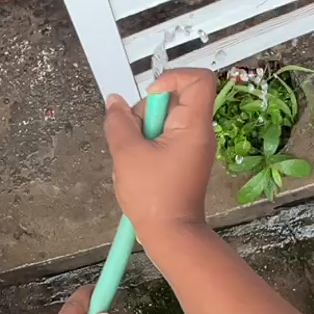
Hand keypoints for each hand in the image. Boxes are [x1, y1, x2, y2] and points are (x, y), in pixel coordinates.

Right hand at [104, 68, 216, 238]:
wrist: (171, 235)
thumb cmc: (154, 198)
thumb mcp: (126, 154)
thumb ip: (118, 122)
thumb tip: (115, 103)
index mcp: (194, 126)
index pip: (199, 79)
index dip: (172, 77)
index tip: (150, 100)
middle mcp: (198, 132)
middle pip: (173, 98)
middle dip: (146, 113)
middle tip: (136, 138)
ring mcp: (192, 147)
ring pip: (164, 120)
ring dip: (142, 132)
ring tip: (135, 157)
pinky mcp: (183, 159)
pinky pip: (164, 138)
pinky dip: (147, 146)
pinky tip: (139, 166)